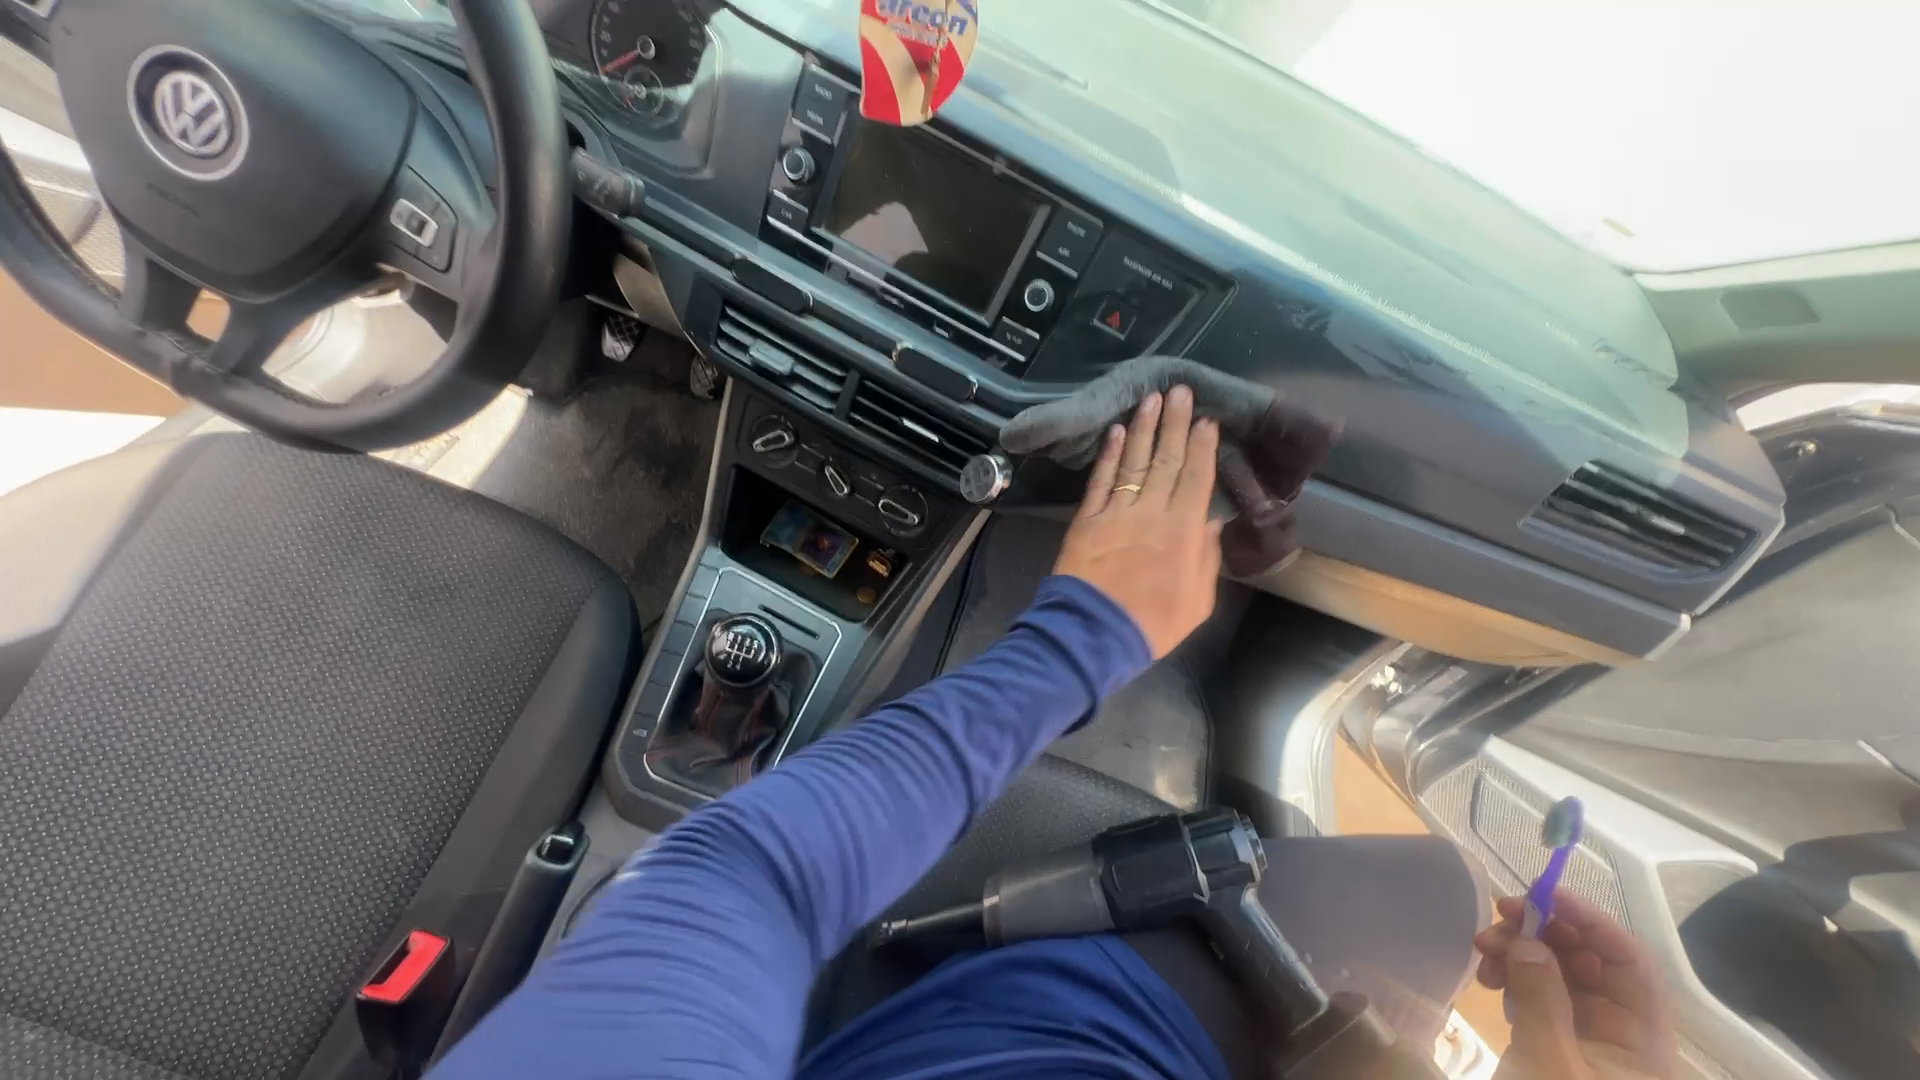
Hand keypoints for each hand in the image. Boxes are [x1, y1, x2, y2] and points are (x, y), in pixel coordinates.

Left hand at [1053, 385, 1221, 658]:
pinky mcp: (1086, 518)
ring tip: (1151, 399)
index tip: (1207, 418)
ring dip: (1143, 428)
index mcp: (1184, 531)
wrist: (1093, 634)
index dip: (1202, 445)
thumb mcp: (1198, 601)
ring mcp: (1116, 512)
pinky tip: (1115, 431)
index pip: (1196, 477)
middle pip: (1166, 459)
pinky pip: (1100, 479)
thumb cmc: (1152, 624)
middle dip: (1175, 423)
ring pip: (1133, 461)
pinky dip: (1108, 454)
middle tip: (1180, 391)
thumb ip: (1206, 558)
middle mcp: (1151, 512)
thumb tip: (1210, 522)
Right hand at [1475, 889, 1676, 1079]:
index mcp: (1642, 1042)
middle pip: (1592, 961)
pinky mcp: (1558, 1046)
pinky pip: (1540, 993)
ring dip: (1520, 951)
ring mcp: (1589, 1041)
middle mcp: (1622, 1035)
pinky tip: (1490, 981)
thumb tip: (1526, 941)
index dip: (1591, 920)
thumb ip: (1541, 999)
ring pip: (1560, 972)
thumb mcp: (1550, 1066)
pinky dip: (1513, 976)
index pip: (1630, 963)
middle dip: (1543, 931)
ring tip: (1481, 952)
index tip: (1540, 893)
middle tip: (1496, 918)